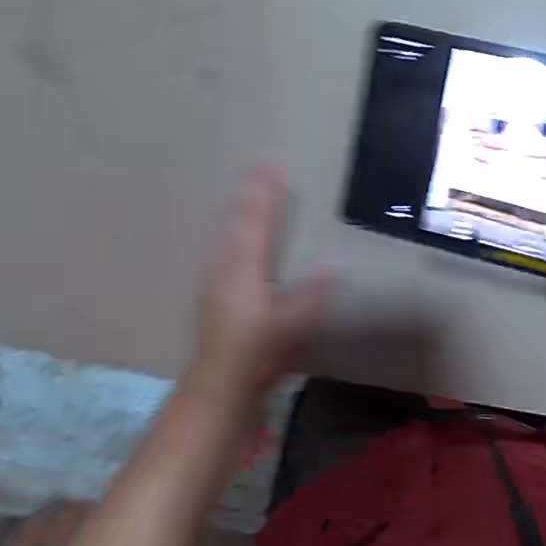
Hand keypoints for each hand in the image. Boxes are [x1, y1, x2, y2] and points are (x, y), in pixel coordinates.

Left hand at [187, 164, 333, 402]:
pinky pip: (220, 244)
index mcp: (246, 266)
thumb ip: (312, 293)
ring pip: (226, 229)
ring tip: (244, 187)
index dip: (267, 191)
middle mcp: (226, 264)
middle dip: (249, 189)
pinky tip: (229, 231)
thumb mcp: (292, 324)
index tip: (274, 164)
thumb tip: (334, 264)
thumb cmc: (258, 352)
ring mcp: (214, 275)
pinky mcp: (211, 289)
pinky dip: (229, 227)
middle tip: (258, 164)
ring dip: (237, 205)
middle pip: (237, 217)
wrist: (219, 382)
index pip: (258, 219)